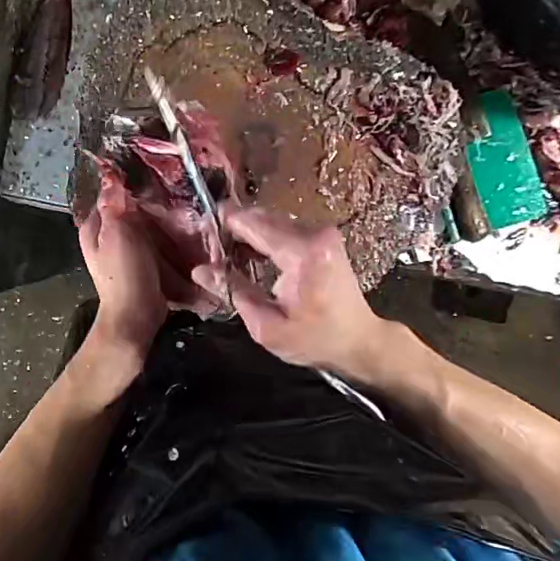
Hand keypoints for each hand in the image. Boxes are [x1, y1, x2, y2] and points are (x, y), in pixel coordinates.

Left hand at [79, 171, 192, 356]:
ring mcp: (125, 253)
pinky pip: (155, 245)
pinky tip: (183, 235)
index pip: (110, 196)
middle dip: (149, 204)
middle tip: (175, 194)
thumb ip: (113, 203)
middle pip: (129, 211)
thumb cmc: (125, 274)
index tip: (156, 178)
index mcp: (93, 228)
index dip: (130, 186)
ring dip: (160, 222)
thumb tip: (109, 174)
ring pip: (145, 227)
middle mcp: (105, 238)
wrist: (137, 316)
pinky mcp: (143, 266)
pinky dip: (166, 240)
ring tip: (184, 211)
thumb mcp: (117, 232)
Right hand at [196, 206, 398, 377]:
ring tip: (224, 254)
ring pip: (271, 221)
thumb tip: (200, 270)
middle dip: (233, 229)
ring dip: (246, 233)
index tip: (200, 230)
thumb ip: (234, 292)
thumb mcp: (267, 326)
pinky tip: (247, 255)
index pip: (254, 225)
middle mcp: (315, 233)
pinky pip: (283, 228)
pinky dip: (262, 238)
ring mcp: (321, 232)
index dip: (224, 225)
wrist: (359, 341)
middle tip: (209, 247)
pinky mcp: (322, 237)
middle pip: (262, 219)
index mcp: (304, 253)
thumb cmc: (315, 340)